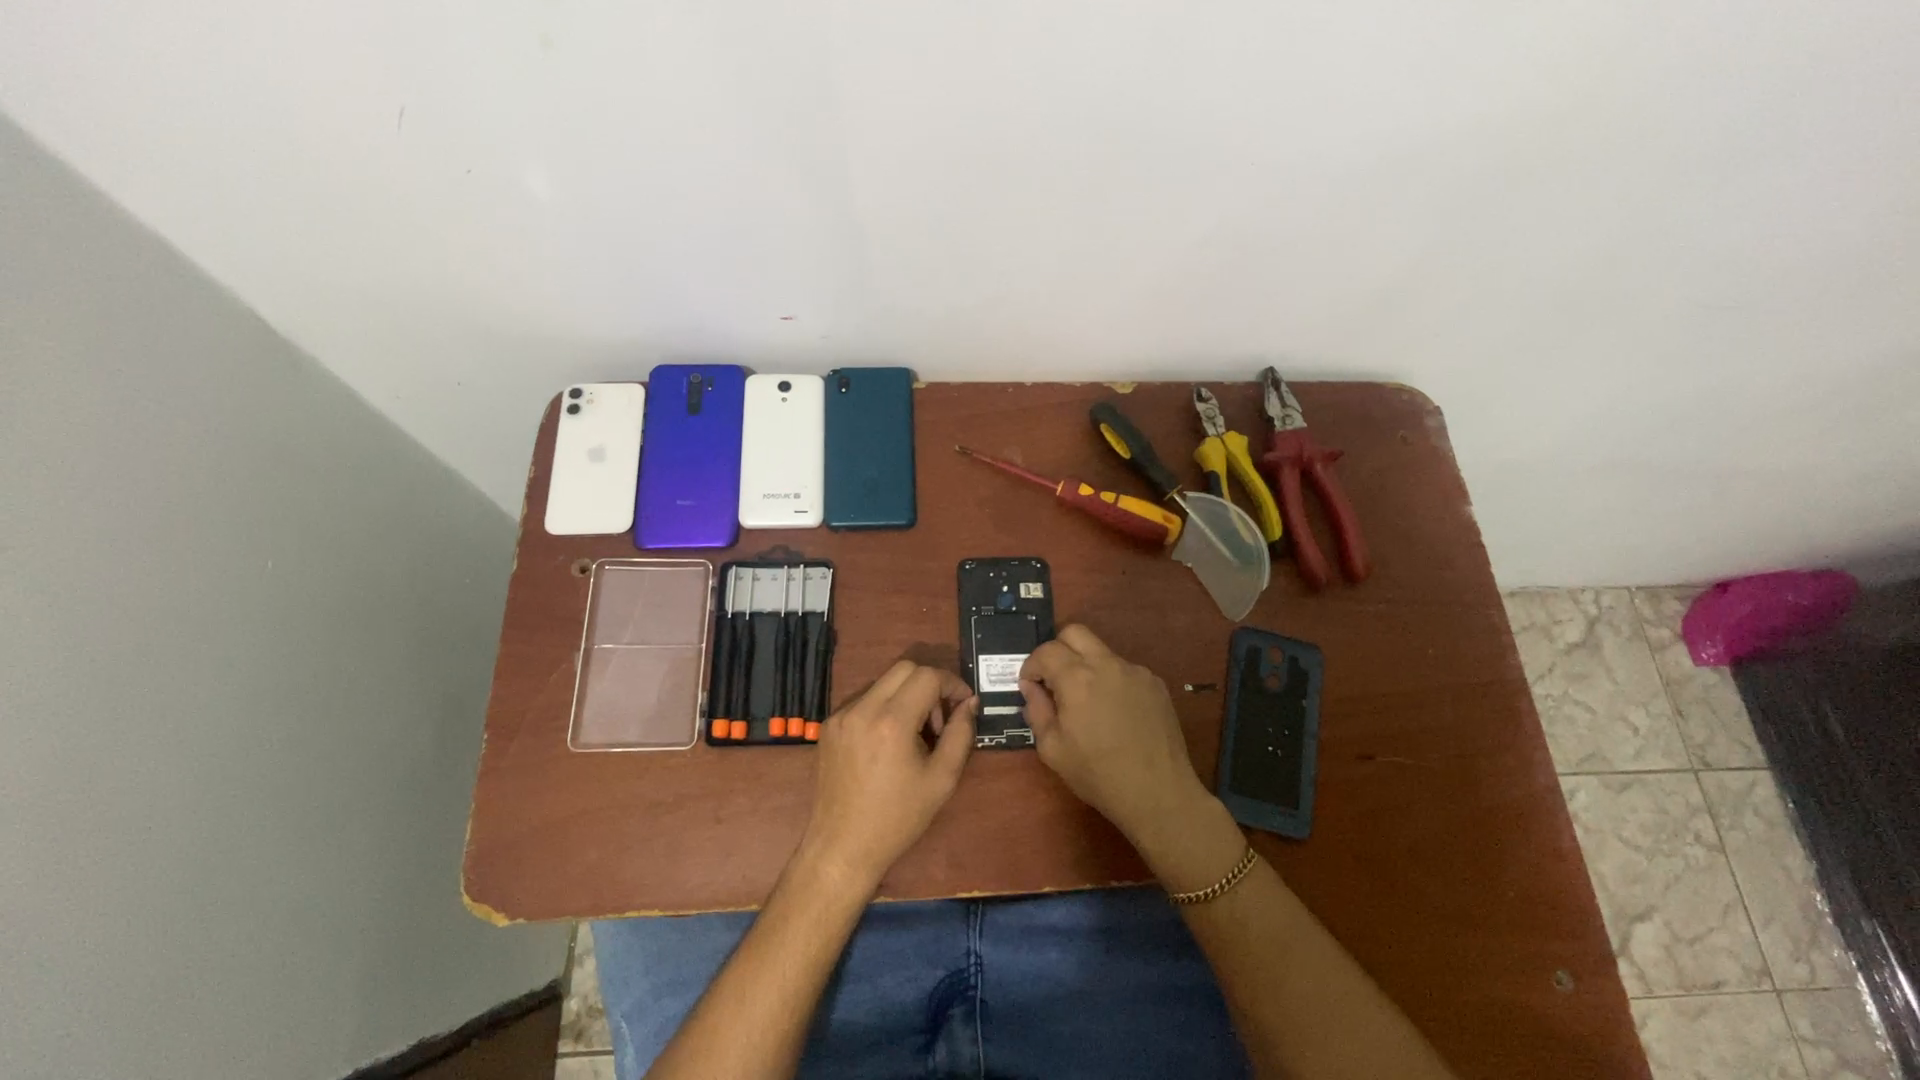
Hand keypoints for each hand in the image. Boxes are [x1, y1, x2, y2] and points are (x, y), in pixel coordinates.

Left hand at [798, 661, 976, 891]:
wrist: (843, 846)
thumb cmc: (898, 818)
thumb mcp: (942, 778)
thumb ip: (961, 734)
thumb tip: (969, 703)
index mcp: (891, 722)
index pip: (927, 676)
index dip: (952, 684)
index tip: (963, 706)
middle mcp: (862, 709)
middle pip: (904, 669)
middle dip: (930, 685)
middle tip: (940, 721)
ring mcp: (841, 716)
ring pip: (883, 683)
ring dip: (906, 696)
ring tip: (915, 736)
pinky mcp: (829, 727)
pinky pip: (864, 701)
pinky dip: (884, 709)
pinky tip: (889, 744)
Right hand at [1020, 625, 1212, 844]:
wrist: (1157, 793)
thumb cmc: (1098, 775)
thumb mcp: (1053, 749)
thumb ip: (1037, 711)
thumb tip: (1030, 687)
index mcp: (1078, 679)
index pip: (1046, 651)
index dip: (1031, 666)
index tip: (1030, 686)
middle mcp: (1108, 665)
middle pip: (1075, 633)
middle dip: (1057, 650)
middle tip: (1054, 681)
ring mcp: (1136, 672)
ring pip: (1102, 652)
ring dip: (1086, 666)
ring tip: (1087, 703)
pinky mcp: (1155, 684)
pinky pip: (1125, 670)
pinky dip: (1111, 681)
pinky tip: (1115, 714)